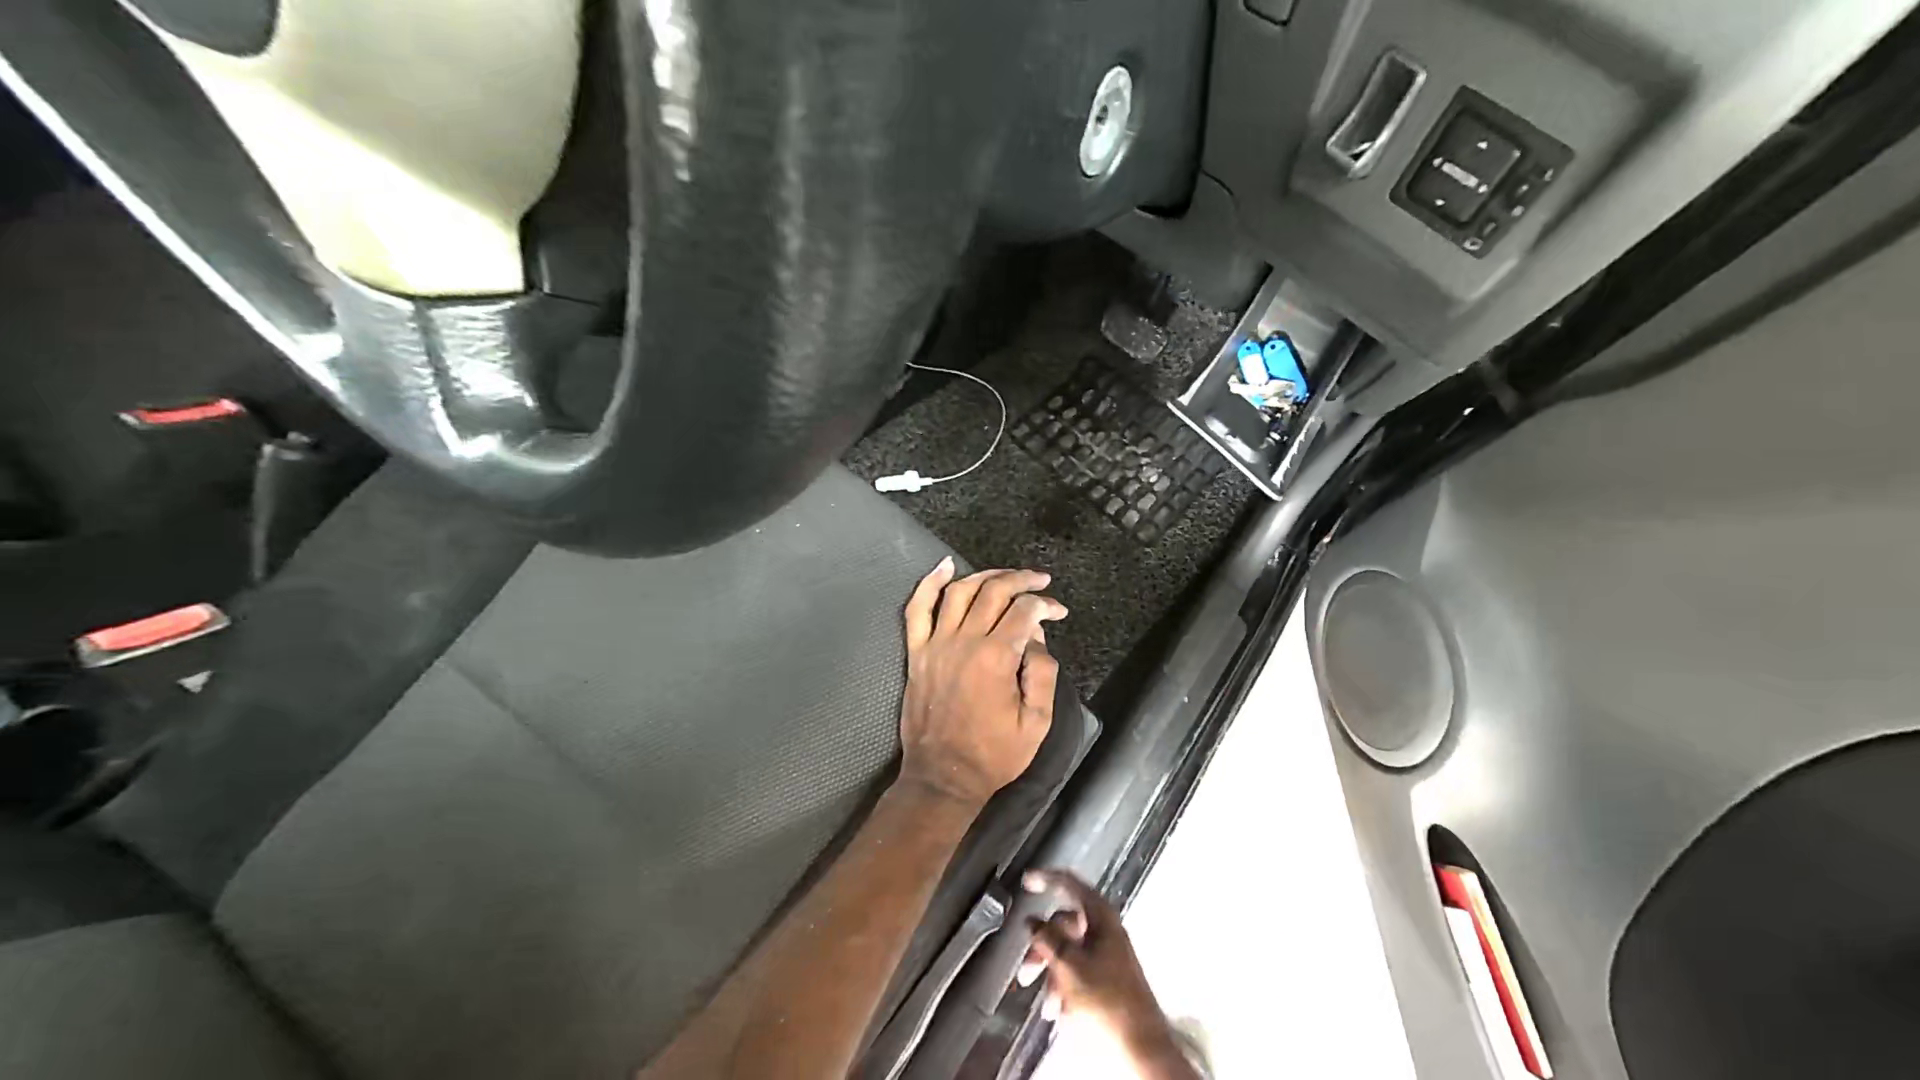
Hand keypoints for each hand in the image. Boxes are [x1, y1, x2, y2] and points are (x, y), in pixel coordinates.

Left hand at [897, 557, 1066, 808]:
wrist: (943, 776)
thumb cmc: (994, 754)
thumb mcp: (1037, 723)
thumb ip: (1042, 673)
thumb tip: (1036, 638)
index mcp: (996, 658)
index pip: (1025, 612)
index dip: (1046, 606)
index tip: (1058, 613)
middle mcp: (964, 642)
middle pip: (994, 592)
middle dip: (1022, 580)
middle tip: (1041, 581)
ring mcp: (935, 645)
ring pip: (959, 592)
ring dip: (985, 576)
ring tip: (1006, 575)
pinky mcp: (917, 653)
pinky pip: (917, 609)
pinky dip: (929, 584)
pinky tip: (945, 566)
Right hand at [1018, 870, 1193, 1076]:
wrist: (1141, 1046)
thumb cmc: (1106, 999)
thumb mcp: (1069, 965)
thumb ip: (1047, 938)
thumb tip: (1032, 920)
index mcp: (1100, 917)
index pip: (1070, 884)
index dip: (1046, 879)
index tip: (1025, 882)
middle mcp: (1105, 929)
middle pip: (1063, 925)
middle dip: (1041, 947)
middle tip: (1026, 971)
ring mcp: (1108, 953)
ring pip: (1068, 951)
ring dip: (1051, 974)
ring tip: (1046, 1005)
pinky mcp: (1108, 976)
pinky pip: (1078, 970)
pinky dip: (1064, 985)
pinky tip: (1057, 1010)